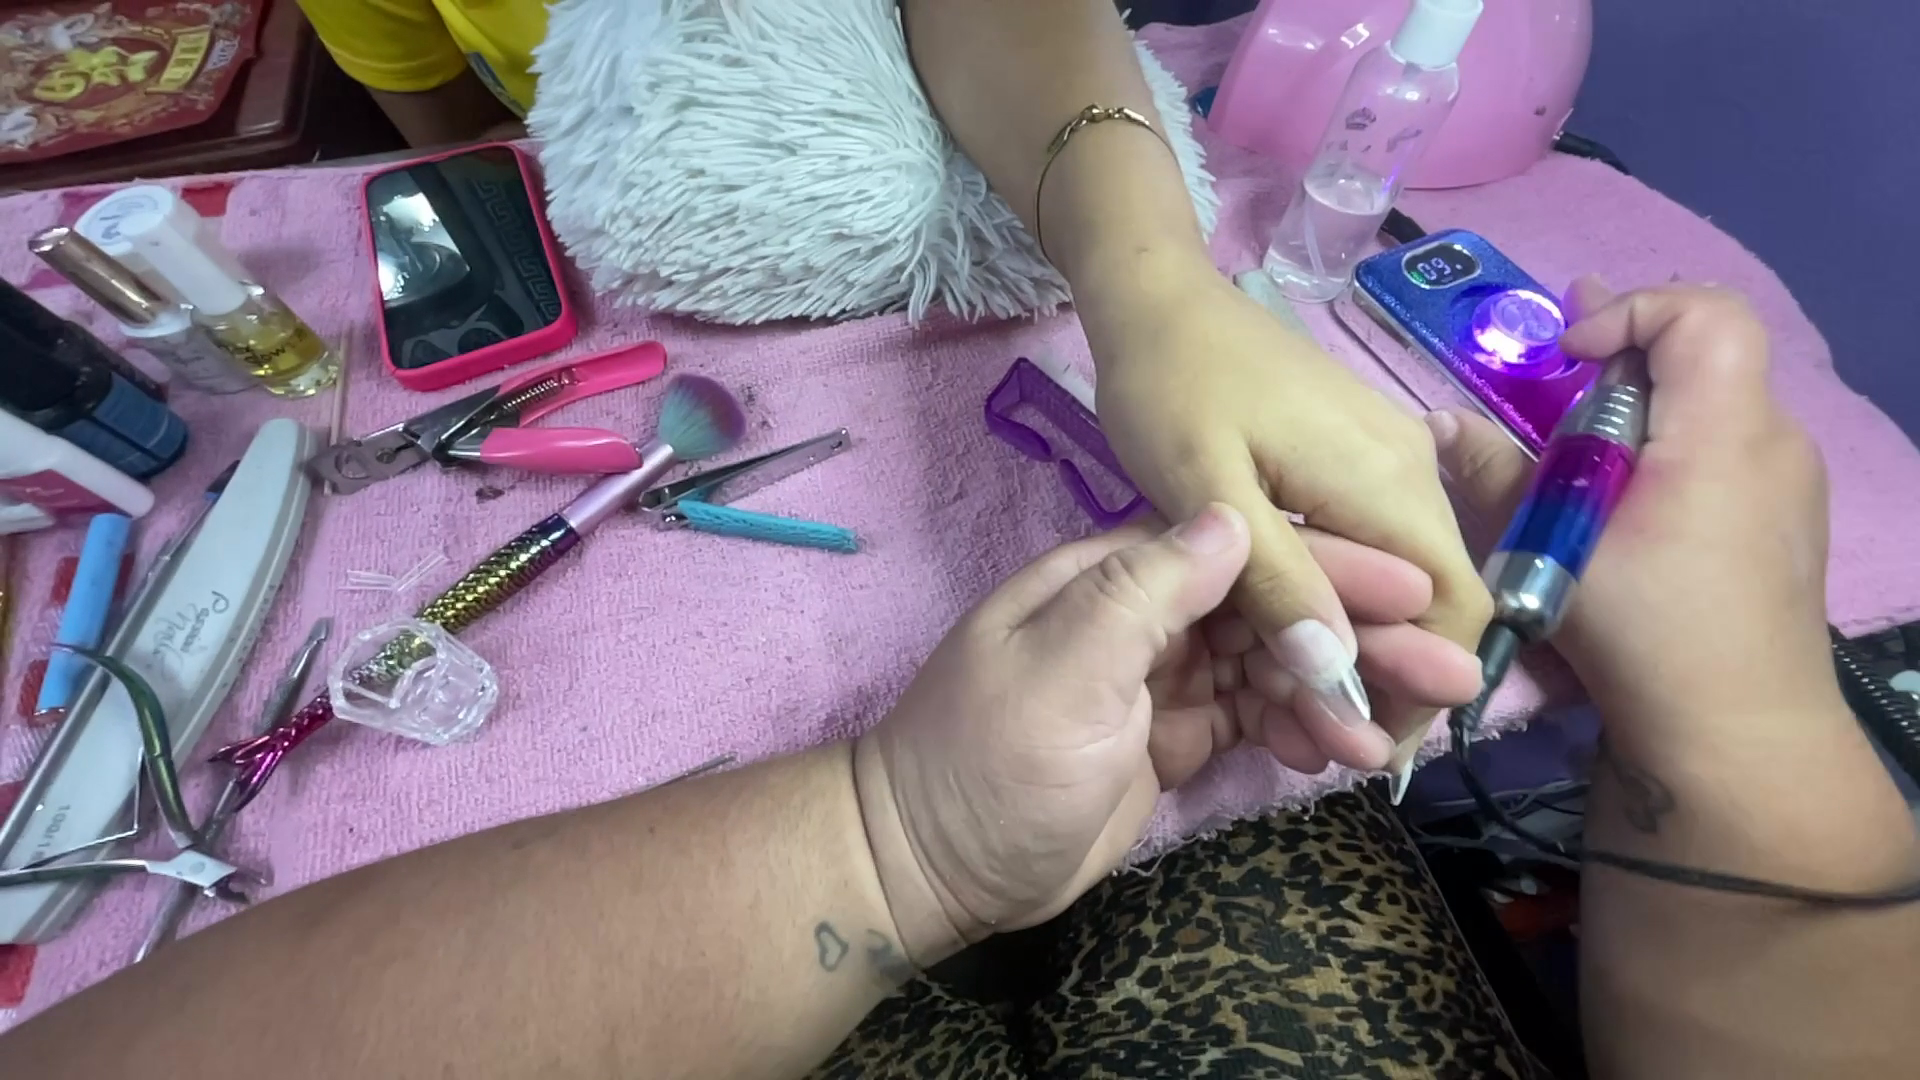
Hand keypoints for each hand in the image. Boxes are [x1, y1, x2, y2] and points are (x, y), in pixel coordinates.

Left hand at [852, 503, 1444, 965]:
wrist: (937, 858)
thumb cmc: (993, 757)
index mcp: (1110, 579)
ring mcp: (1154, 679)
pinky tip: (1335, 751)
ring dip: (1331, 693)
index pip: (1233, 554)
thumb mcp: (1060, 667)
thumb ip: (1141, 592)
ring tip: (1399, 733)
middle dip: (1351, 638)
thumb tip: (1224, 517)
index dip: (1323, 570)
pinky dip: (1289, 730)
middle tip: (1449, 674)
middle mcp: (1139, 617)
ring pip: (1261, 669)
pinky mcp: (1164, 735)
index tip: (1413, 591)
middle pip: (1261, 612)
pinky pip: (1241, 718)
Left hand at [1078, 260, 1484, 774]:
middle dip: (1381, 675)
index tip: (1366, 745)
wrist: (1155, 303)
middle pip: (1424, 597)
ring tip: (1293, 705)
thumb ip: (1277, 576)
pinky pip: (1351, 545)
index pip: (1452, 606)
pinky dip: (1325, 598)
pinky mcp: (1336, 462)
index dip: (1420, 685)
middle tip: (1321, 739)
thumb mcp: (1207, 487)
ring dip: (1348, 643)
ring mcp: (1372, 463)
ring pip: (1385, 577)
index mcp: (1383, 482)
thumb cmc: (1170, 387)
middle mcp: (1401, 473)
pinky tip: (1279, 633)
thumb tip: (1341, 668)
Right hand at [1428, 280, 1839, 741]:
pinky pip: (1717, 446)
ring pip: (1709, 403)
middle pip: (1706, 354)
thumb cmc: (1639, 626)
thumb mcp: (1545, 547)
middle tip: (1552, 364)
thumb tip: (1437, 422)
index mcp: (1723, 438)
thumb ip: (1495, 474)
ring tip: (1567, 435)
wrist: (1732, 722)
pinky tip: (1610, 489)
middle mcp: (1771, 443)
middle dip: (1622, 349)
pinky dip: (1658, 441)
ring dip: (1635, 401)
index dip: (1629, 312)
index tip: (1562, 357)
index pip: (1705, 317)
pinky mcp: (1775, 514)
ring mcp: (1783, 480)